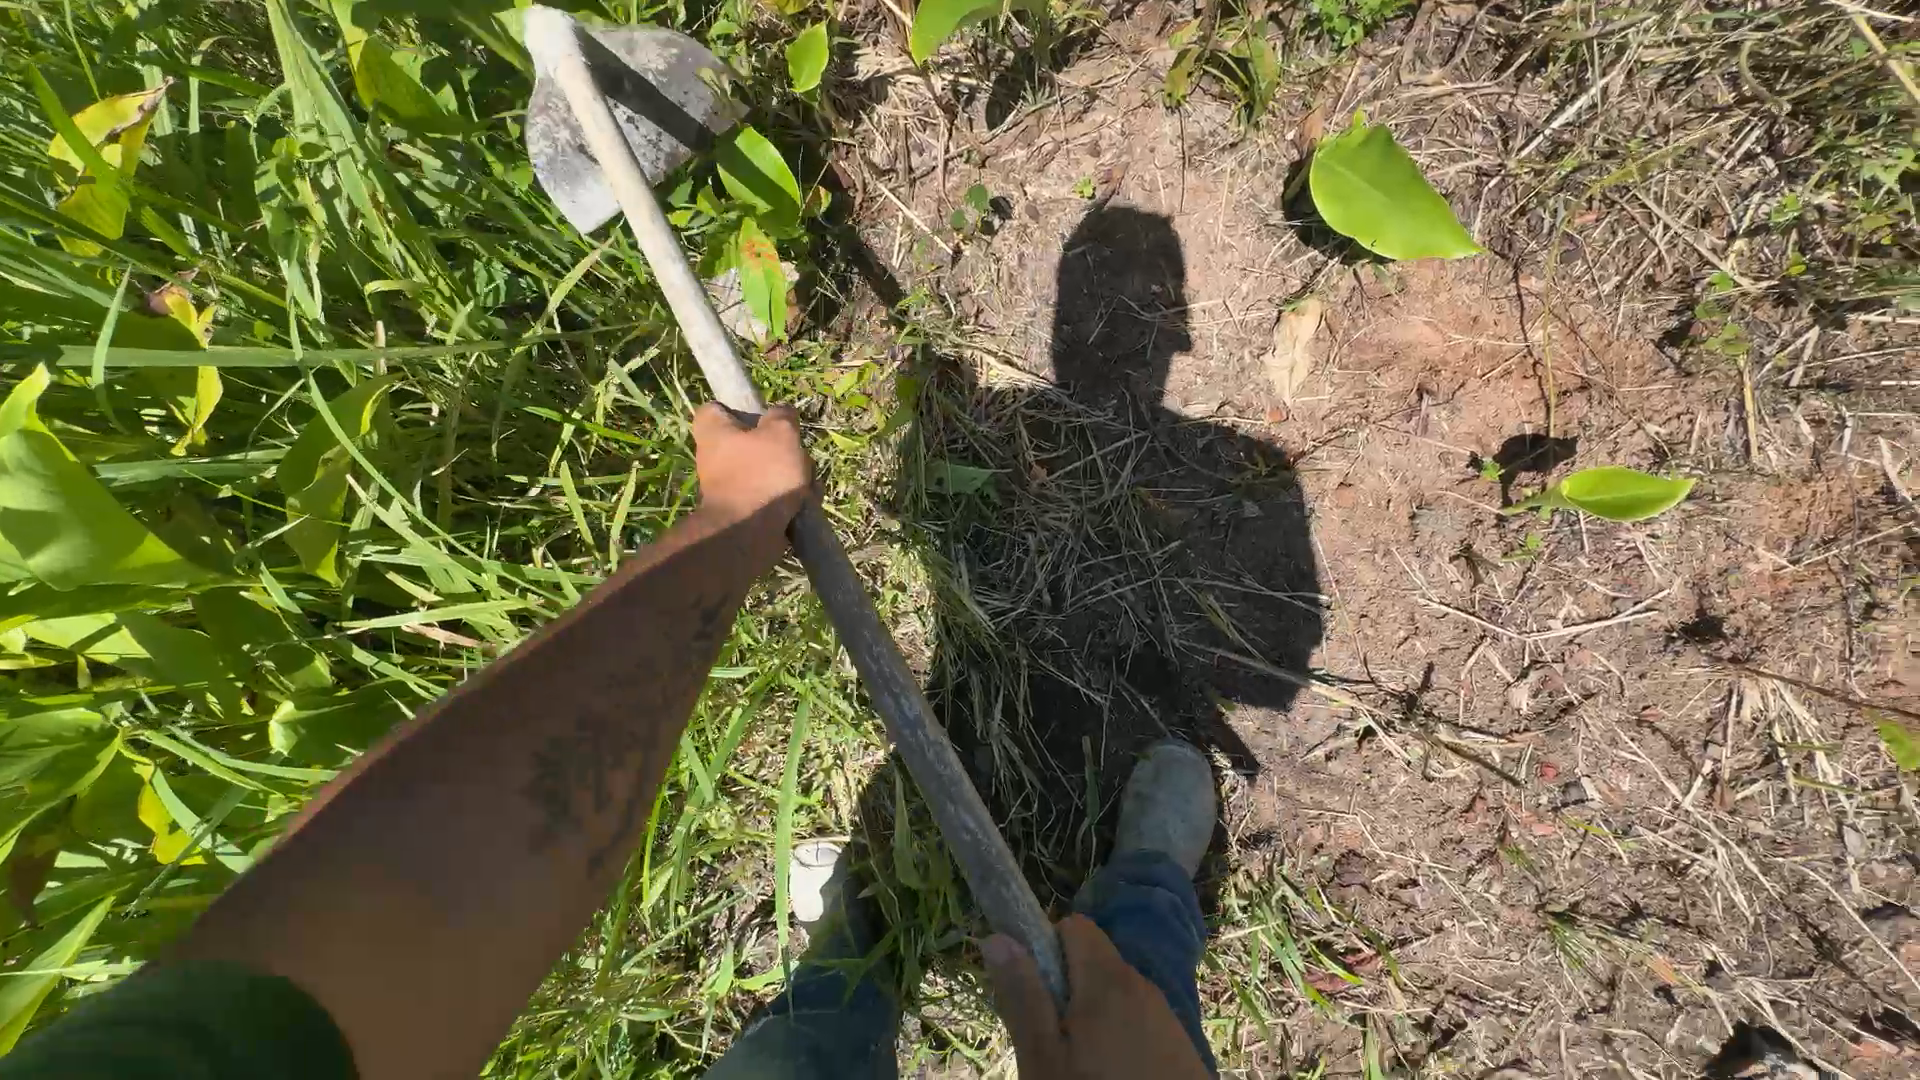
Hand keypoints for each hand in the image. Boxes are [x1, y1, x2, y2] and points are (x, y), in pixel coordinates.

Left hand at [691, 403, 810, 525]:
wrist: (750, 531)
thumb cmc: (762, 473)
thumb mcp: (781, 432)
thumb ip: (783, 416)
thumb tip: (782, 414)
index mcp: (713, 431)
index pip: (716, 408)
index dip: (739, 409)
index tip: (763, 417)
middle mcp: (715, 457)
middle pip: (753, 442)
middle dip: (782, 448)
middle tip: (795, 454)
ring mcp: (730, 485)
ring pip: (768, 470)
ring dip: (792, 475)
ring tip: (806, 484)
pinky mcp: (745, 508)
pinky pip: (771, 494)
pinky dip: (789, 498)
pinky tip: (804, 502)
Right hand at [981, 915, 1209, 1079]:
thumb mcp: (1045, 1059)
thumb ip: (1023, 996)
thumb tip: (997, 937)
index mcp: (1107, 978)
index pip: (1073, 925)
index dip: (1048, 949)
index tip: (1038, 994)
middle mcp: (1141, 984)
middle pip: (1093, 962)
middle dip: (1068, 990)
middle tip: (1054, 1043)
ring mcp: (1165, 1015)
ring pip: (1116, 994)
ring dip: (1094, 1017)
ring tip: (1082, 1067)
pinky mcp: (1180, 1046)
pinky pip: (1140, 1020)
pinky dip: (1121, 1037)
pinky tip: (1114, 1075)